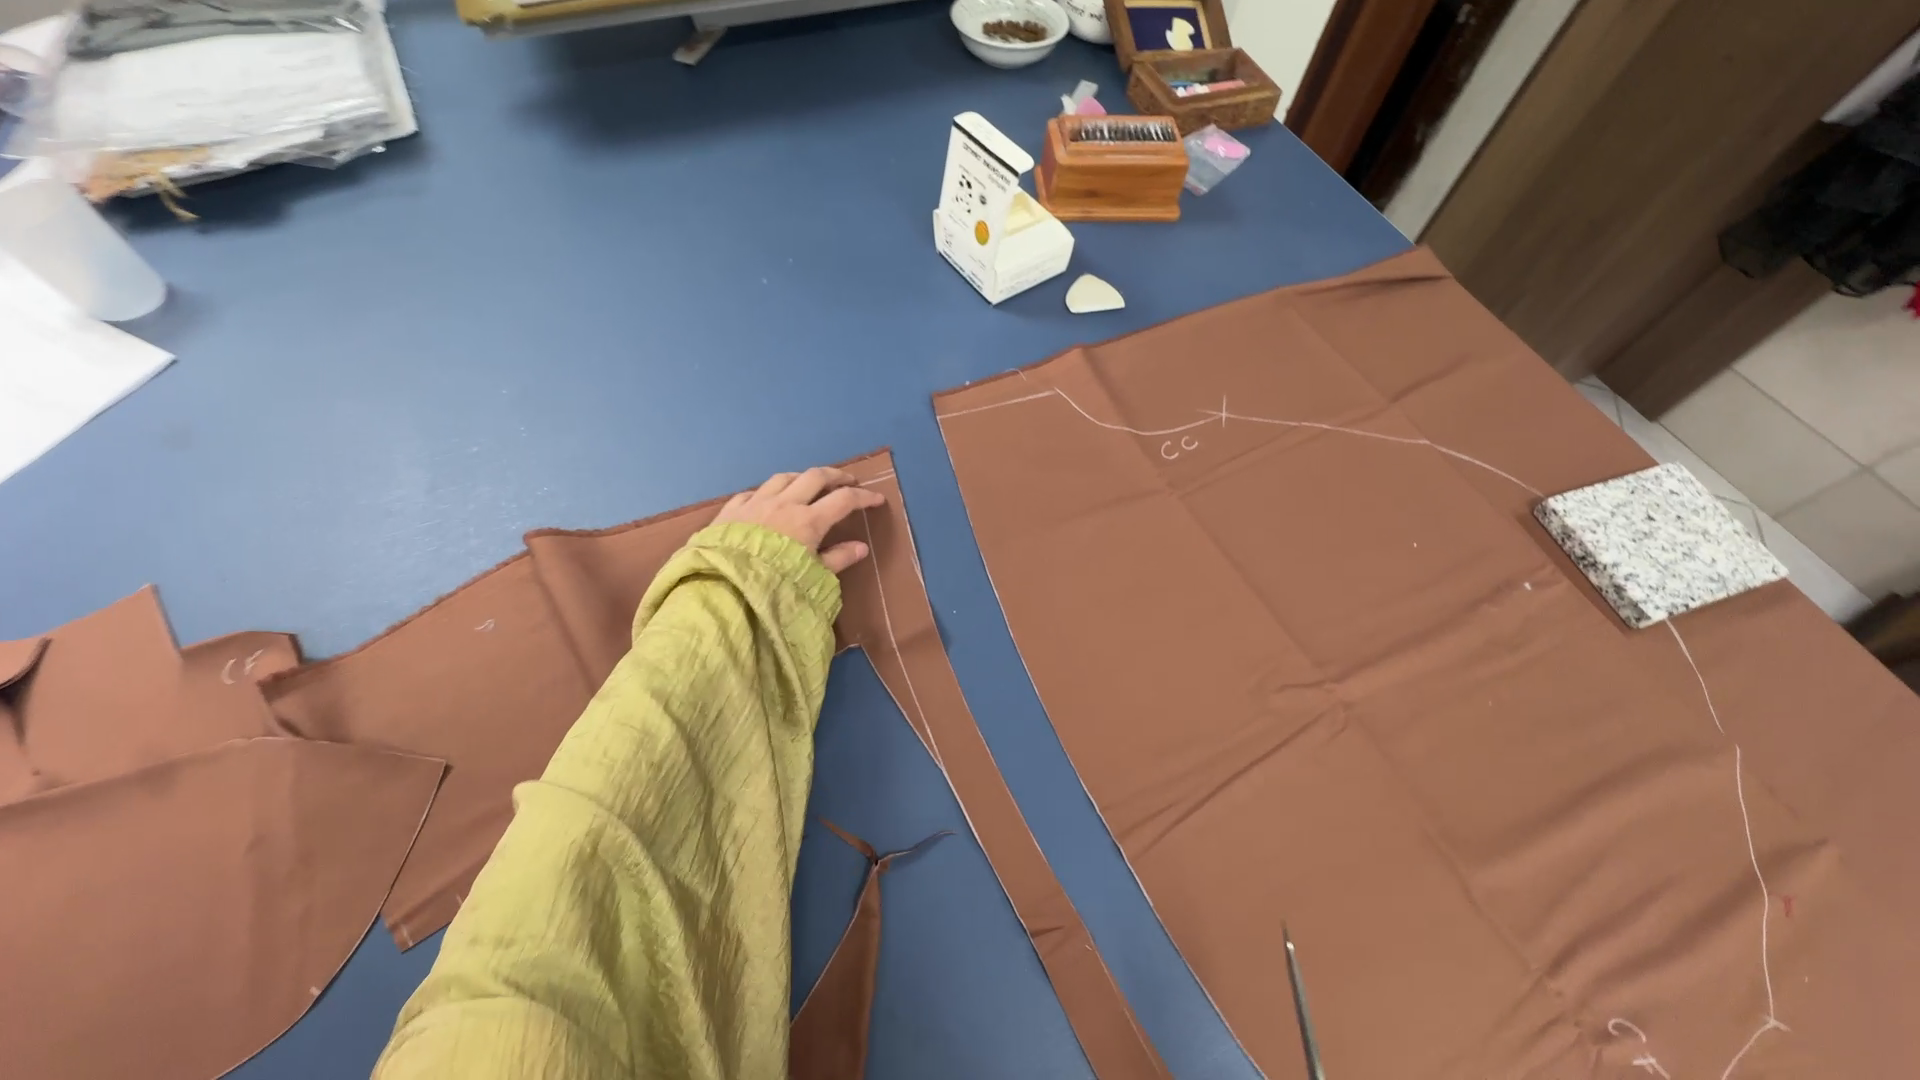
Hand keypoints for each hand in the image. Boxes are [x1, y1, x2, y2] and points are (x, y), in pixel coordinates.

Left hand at [713, 466, 886, 573]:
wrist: (724, 588)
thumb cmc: (774, 585)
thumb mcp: (813, 578)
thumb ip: (838, 559)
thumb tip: (861, 547)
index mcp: (808, 520)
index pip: (844, 500)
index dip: (864, 497)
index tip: (877, 499)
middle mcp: (784, 503)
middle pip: (816, 476)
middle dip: (836, 475)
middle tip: (848, 481)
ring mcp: (756, 503)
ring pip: (784, 477)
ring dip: (802, 477)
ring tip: (809, 484)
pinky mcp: (732, 510)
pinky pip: (753, 492)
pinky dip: (767, 492)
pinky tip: (767, 499)